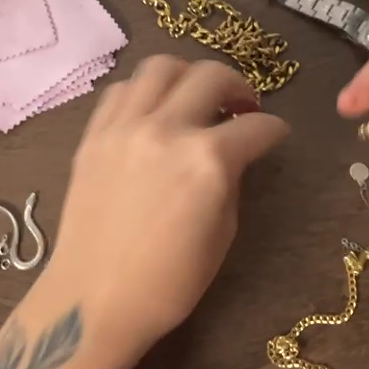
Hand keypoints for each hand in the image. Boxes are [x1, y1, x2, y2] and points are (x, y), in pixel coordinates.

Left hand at [51, 56, 289, 348]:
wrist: (92, 302)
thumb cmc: (168, 284)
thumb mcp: (222, 233)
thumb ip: (231, 181)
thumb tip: (233, 155)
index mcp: (208, 161)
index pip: (257, 126)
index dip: (275, 129)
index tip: (276, 134)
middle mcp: (167, 130)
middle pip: (211, 75)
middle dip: (238, 86)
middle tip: (242, 107)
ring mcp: (124, 127)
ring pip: (162, 66)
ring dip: (188, 75)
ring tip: (195, 97)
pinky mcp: (93, 135)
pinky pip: (122, 90)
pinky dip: (145, 91)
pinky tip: (154, 112)